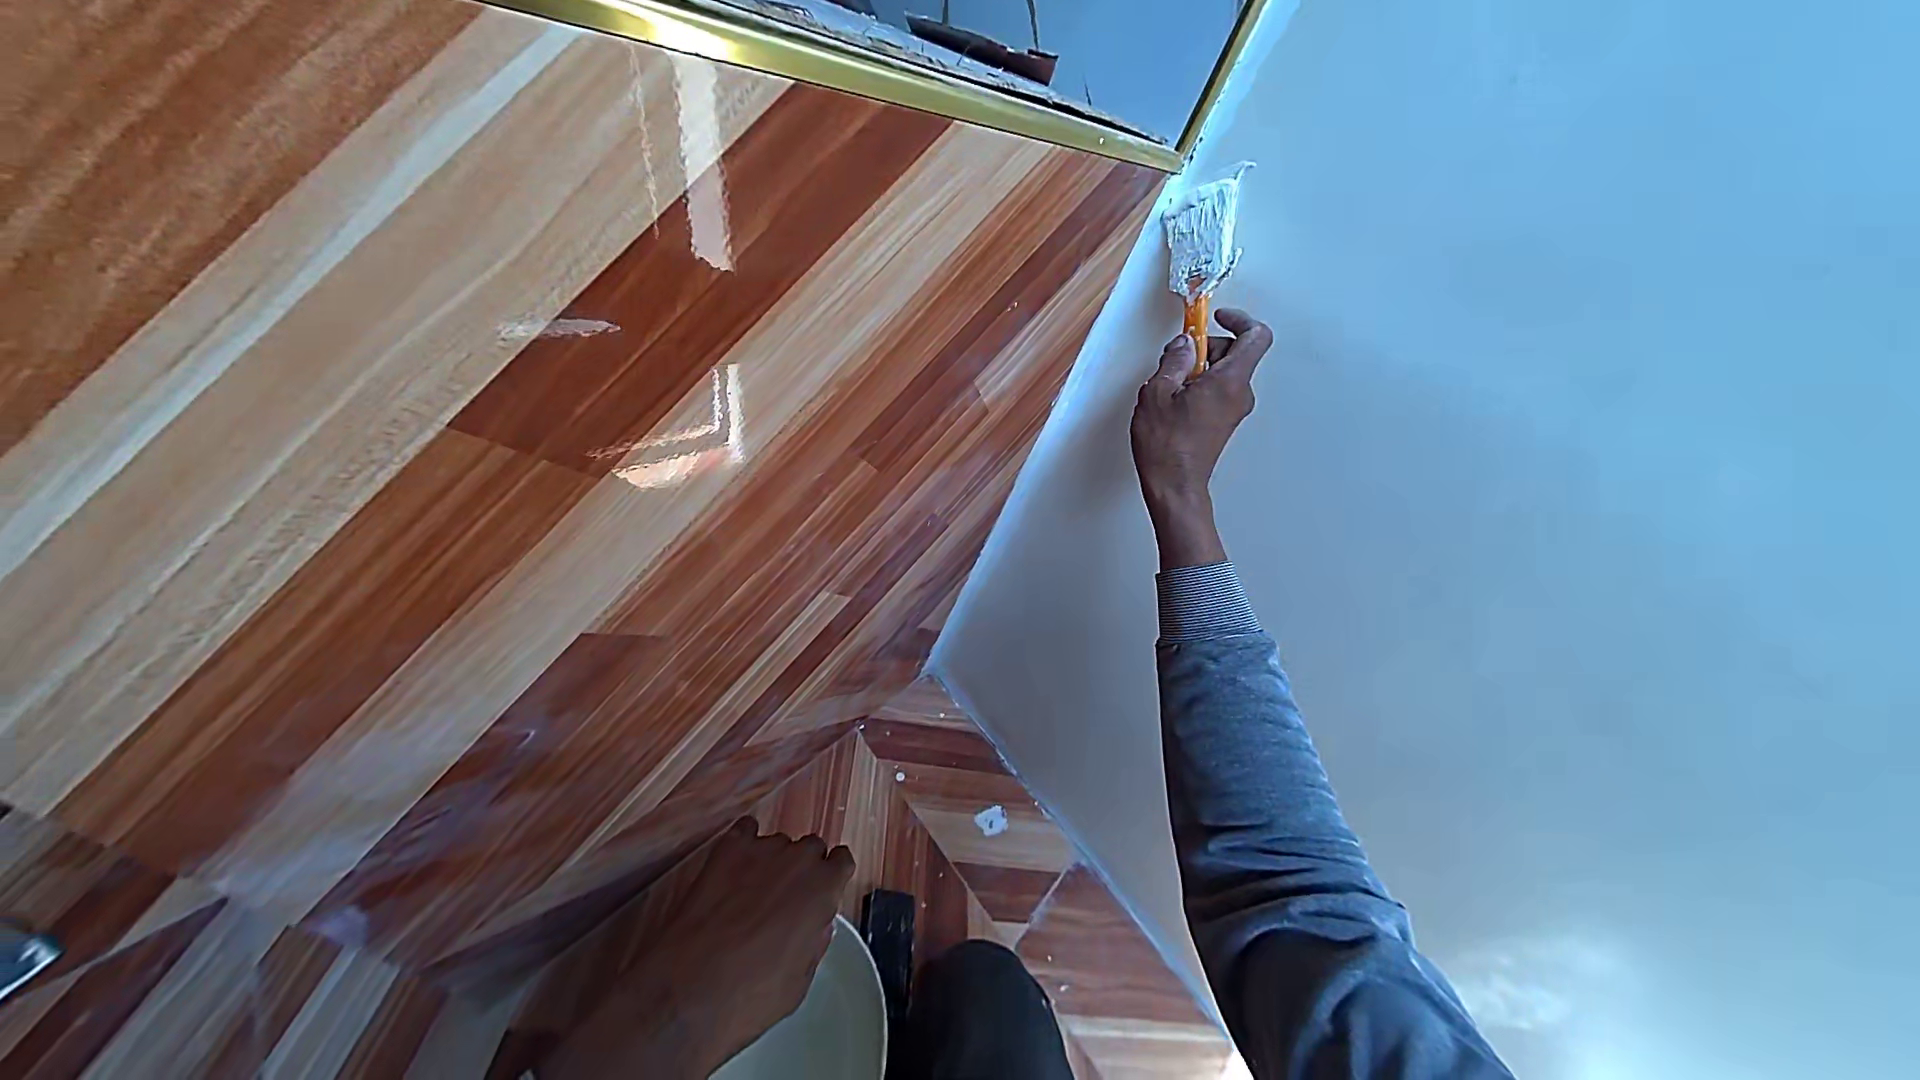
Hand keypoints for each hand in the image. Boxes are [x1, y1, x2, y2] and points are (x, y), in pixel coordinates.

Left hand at [542, 818, 855, 1077]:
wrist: (689, 992)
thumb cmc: (747, 994)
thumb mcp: (799, 980)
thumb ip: (815, 941)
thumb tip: (814, 927)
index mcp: (825, 887)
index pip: (842, 860)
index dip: (831, 876)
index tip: (822, 888)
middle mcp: (799, 859)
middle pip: (811, 847)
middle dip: (802, 869)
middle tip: (783, 899)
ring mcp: (763, 849)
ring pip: (778, 842)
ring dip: (771, 861)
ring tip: (749, 893)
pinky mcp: (729, 849)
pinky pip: (744, 830)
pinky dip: (743, 844)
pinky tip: (734, 866)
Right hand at [1130, 308, 1272, 568]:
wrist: (1174, 485)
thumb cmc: (1166, 446)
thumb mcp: (1157, 393)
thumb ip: (1173, 361)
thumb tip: (1183, 345)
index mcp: (1229, 381)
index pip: (1255, 335)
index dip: (1238, 319)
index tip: (1215, 317)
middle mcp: (1239, 394)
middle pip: (1235, 352)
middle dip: (1205, 348)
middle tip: (1176, 359)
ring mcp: (1233, 410)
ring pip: (1223, 373)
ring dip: (1198, 370)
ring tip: (1168, 388)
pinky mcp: (1223, 422)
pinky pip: (1217, 391)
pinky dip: (1198, 387)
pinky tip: (1173, 403)